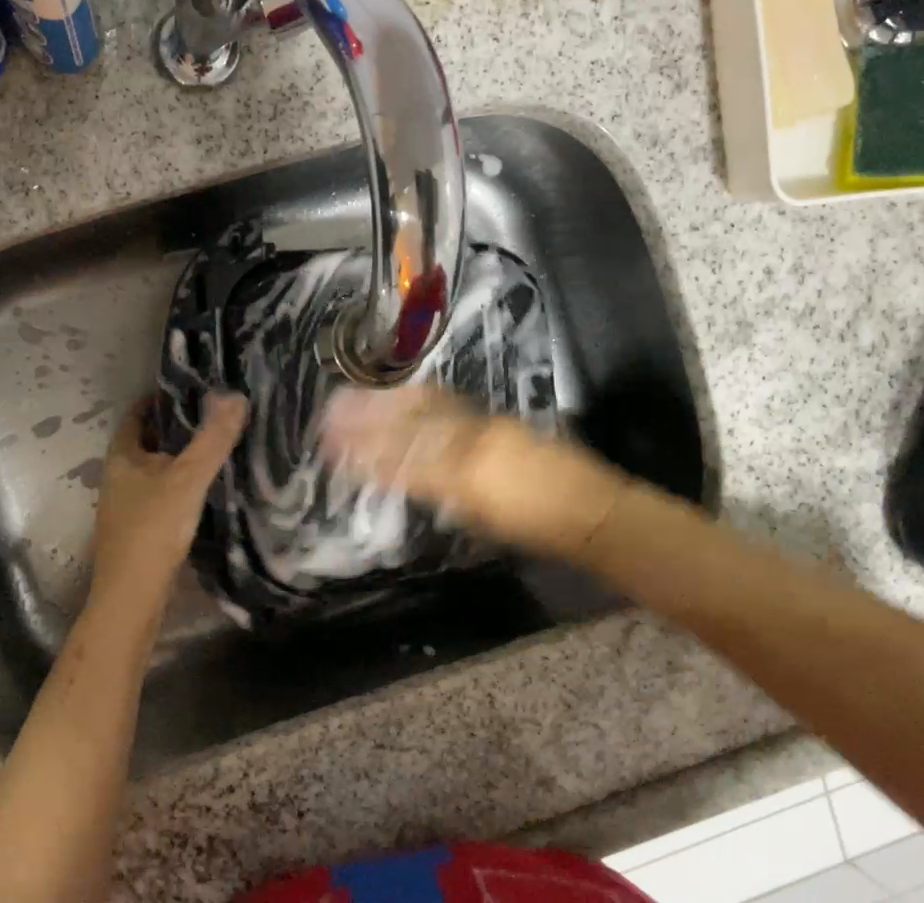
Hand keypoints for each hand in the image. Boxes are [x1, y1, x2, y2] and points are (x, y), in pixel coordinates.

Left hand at [87, 392, 249, 610]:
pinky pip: (158, 494)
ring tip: (212, 447)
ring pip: (151, 470)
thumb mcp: (187, 478)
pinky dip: (177, 485)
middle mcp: (116, 476)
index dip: (158, 398)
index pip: (136, 414)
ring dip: (175, 457)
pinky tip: (202, 490)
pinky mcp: (136, 530)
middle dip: (171, 427)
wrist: (131, 597)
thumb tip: (235, 395)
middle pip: (144, 441)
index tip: (189, 387)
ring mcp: (124, 506)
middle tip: (209, 414)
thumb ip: (212, 439)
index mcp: (121, 456)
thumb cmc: (153, 529)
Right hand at [318, 385, 626, 558]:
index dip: (366, 453)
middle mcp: (472, 445)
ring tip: (354, 397)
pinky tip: (400, 395)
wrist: (591, 509)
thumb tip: (404, 476)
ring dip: (386, 404)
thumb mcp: (481, 521)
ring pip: (426, 410)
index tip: (333, 447)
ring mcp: (485, 427)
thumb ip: (441, 495)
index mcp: (467, 479)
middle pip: (409, 429)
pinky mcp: (496, 419)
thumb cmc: (535, 529)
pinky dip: (419, 399)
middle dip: (366, 420)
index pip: (404, 462)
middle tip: (331, 413)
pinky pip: (450, 405)